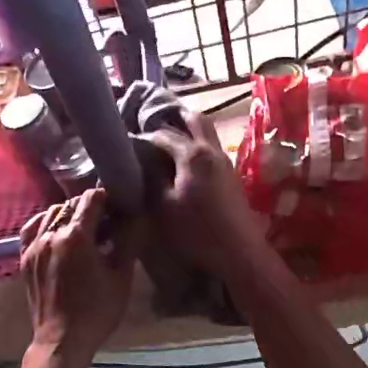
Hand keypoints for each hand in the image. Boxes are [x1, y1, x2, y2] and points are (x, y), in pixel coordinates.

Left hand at [19, 189, 134, 360]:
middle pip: (70, 205)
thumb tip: (134, 215)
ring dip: (68, 214)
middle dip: (89, 206)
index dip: (106, 197)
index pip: (91, 199)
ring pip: (50, 214)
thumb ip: (127, 240)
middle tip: (105, 220)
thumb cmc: (97, 311)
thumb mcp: (121, 276)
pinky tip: (56, 231)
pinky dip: (45, 223)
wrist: (62, 339)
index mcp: (76, 236)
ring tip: (84, 228)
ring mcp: (33, 246)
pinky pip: (31, 229)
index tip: (118, 204)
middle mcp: (50, 234)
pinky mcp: (24, 258)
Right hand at [142, 111, 264, 276]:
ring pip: (206, 131)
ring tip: (168, 136)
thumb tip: (143, 162)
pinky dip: (196, 142)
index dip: (144, 136)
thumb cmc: (196, 230)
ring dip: (187, 127)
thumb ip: (152, 179)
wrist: (239, 252)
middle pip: (193, 119)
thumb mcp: (163, 207)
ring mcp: (224, 160)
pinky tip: (185, 159)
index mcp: (191, 154)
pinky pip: (211, 146)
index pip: (162, 134)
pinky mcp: (231, 174)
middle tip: (154, 119)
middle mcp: (210, 150)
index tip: (128, 142)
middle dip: (173, 115)